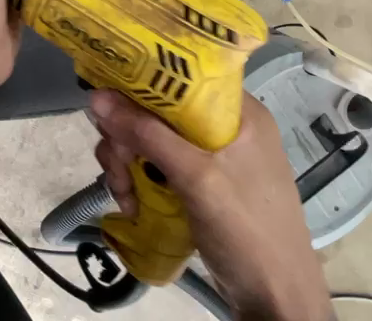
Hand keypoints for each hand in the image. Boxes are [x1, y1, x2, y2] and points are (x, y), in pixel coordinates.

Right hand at [89, 90, 331, 320]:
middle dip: (126, 134)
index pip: (180, 74)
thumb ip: (146, 133)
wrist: (277, 304)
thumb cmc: (248, 230)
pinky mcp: (197, 181)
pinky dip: (136, 178)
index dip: (139, 78)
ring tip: (124, 191)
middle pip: (154, 108)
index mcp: (237, 111)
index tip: (108, 97)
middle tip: (119, 161)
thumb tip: (94, 96)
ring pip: (147, 136)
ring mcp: (209, 156)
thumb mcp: (196, 177)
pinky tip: (131, 202)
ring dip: (125, 161)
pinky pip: (152, 163)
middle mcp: (222, 125)